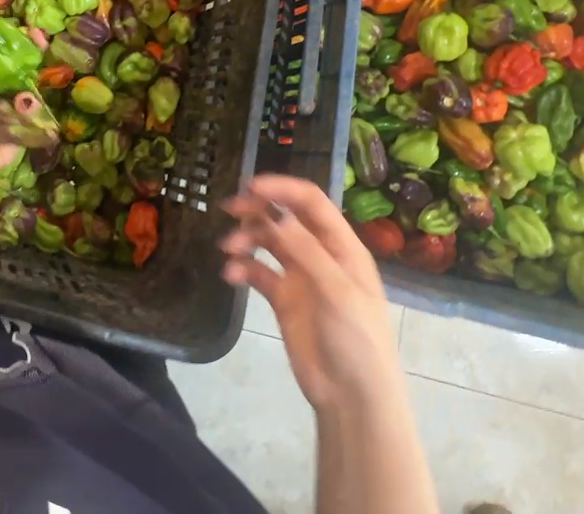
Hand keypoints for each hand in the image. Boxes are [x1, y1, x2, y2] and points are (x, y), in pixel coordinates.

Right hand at [220, 175, 402, 413]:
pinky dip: (242, 268)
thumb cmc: (357, 341)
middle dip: (257, 209)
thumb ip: (306, 251)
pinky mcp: (283, 298)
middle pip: (285, 217)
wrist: (351, 397)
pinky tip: (231, 275)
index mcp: (342, 248)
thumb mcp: (337, 293)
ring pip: (267, 242)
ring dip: (246, 239)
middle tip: (229, 208)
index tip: (250, 186)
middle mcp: (320, 255)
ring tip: (227, 250)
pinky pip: (257, 272)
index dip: (282, 188)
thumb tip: (275, 213)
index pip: (311, 204)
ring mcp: (300, 276)